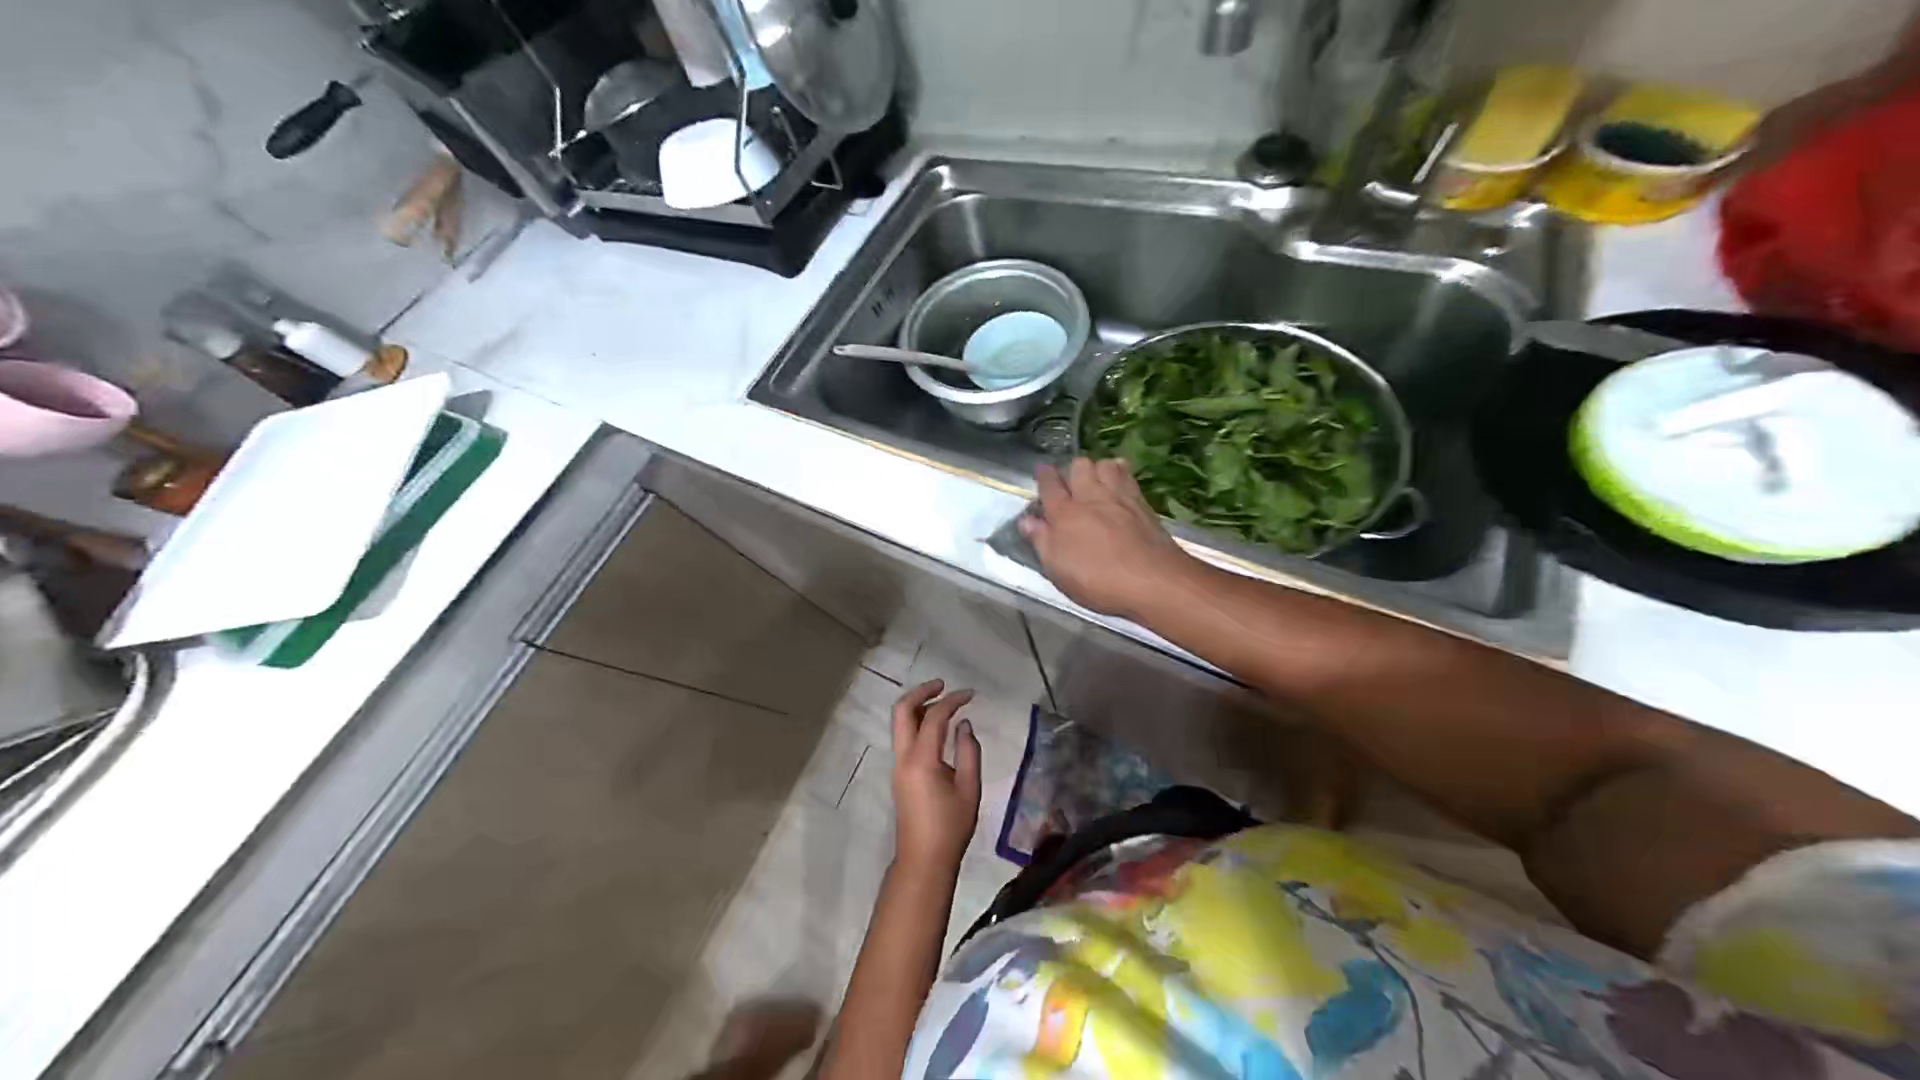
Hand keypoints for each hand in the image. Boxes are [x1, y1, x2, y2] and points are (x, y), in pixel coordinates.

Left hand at [889, 679, 980, 875]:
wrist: (924, 860)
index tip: (971, 694)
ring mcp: (898, 765)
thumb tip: (963, 724)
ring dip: (918, 706)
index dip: (952, 700)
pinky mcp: (900, 773)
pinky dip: (918, 722)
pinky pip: (904, 737)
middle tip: (943, 685)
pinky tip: (938, 727)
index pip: (934, 717)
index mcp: (922, 759)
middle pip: (902, 710)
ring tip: (943, 702)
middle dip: (922, 692)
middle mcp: (904, 757)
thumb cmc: (951, 827)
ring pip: (900, 723)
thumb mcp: (969, 789)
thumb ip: (968, 751)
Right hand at [1019, 458, 1195, 618]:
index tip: (1041, 471)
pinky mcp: (1143, 504)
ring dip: (1098, 468)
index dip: (1043, 476)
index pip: (1049, 484)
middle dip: (1071, 469)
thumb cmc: (1097, 580)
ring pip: (1105, 464)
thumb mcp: (1057, 569)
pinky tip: (1120, 484)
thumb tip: (1026, 521)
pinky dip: (1121, 474)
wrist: (1153, 580)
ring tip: (1095, 480)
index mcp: (1064, 513)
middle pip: (1079, 466)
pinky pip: (1128, 476)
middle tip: (1069, 483)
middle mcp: (1091, 497)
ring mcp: (1119, 497)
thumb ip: (1041, 541)